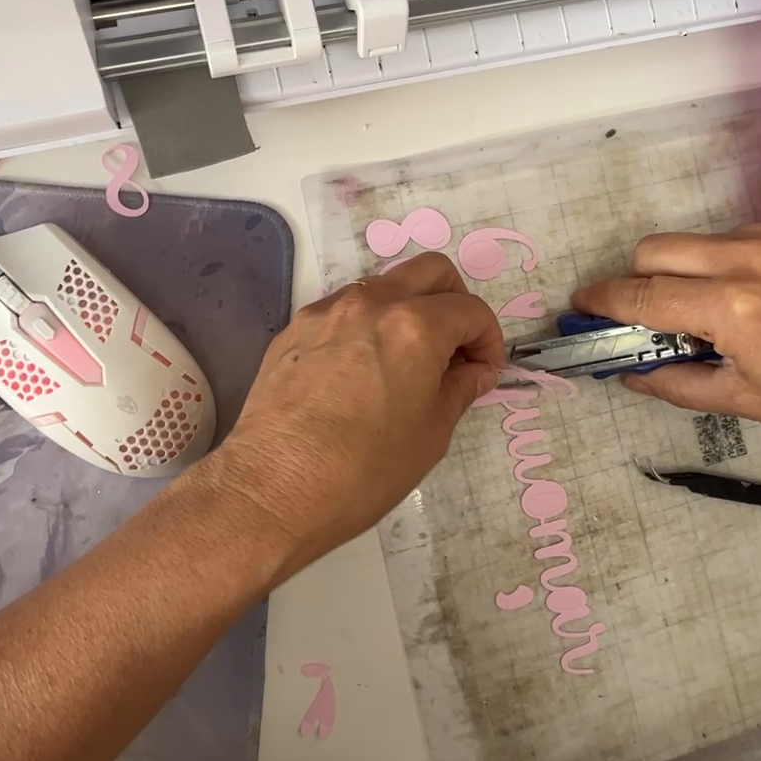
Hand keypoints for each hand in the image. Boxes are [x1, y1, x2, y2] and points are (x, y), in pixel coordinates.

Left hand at [210, 253, 504, 573]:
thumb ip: (460, 388)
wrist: (273, 489)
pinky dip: (366, 326)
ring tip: (405, 363)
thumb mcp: (431, 433)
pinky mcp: (294, 329)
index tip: (483, 373)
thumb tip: (474, 370)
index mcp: (415, 325)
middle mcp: (371, 302)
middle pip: (430, 271)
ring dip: (407, 310)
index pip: (470, 310)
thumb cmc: (364, 469)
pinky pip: (343, 310)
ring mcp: (326, 311)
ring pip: (383, 286)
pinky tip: (359, 373)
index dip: (488, 340)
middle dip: (455, 302)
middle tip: (455, 348)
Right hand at [572, 224, 760, 445]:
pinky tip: (755, 295)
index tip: (583, 307)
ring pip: (696, 240)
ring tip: (710, 308)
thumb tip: (627, 374)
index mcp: (730, 308)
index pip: (639, 294)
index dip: (602, 300)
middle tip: (647, 314)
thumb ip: (674, 385)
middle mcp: (746, 259)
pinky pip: (737, 236)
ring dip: (681, 269)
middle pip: (654, 249)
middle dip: (635, 279)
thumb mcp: (747, 401)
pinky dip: (724, 261)